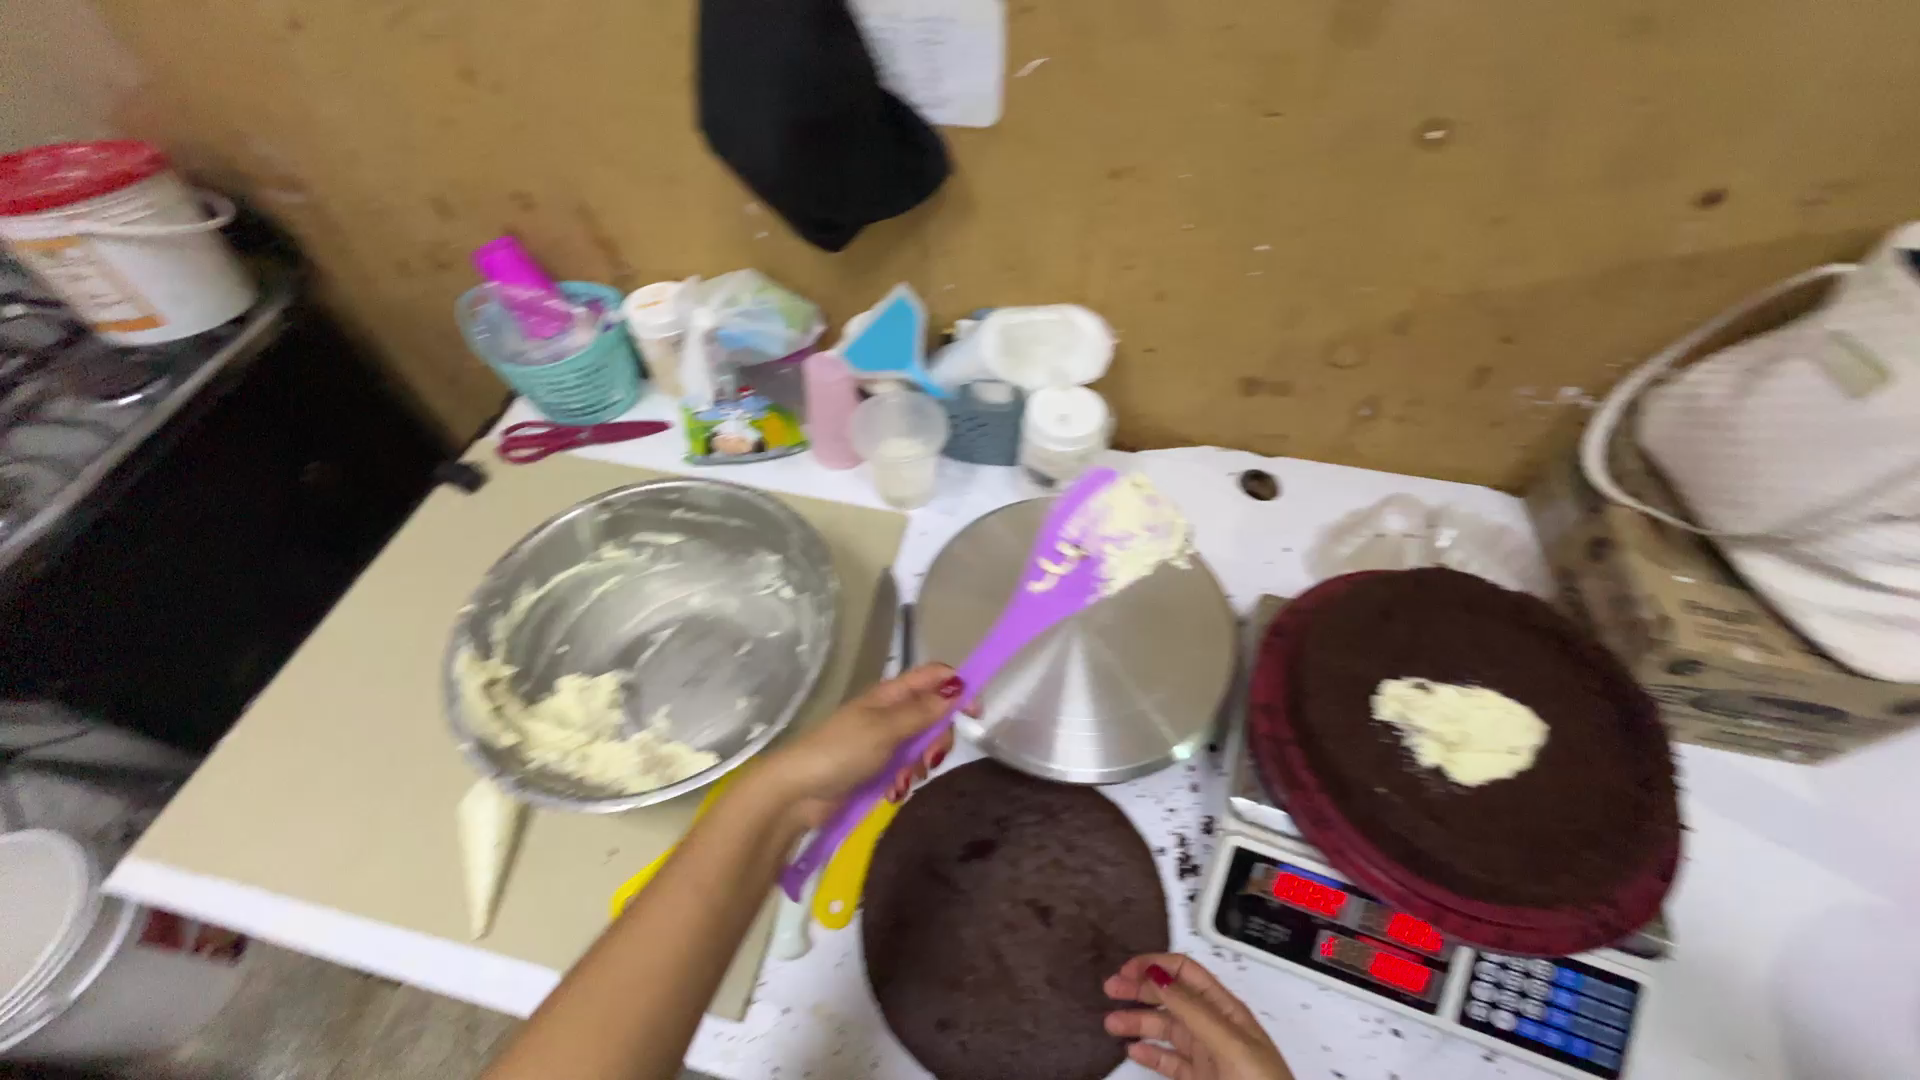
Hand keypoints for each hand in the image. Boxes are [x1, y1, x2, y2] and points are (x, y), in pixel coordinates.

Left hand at [751, 663, 961, 828]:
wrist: (797, 793)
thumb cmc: (840, 752)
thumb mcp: (886, 729)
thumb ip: (923, 711)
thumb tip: (959, 687)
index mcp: (890, 694)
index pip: (933, 677)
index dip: (957, 688)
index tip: (976, 714)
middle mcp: (889, 713)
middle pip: (934, 715)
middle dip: (938, 738)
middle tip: (930, 758)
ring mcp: (883, 741)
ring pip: (922, 746)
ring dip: (919, 765)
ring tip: (901, 781)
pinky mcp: (877, 768)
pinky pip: (906, 769)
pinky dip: (903, 780)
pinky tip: (891, 792)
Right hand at [1105, 954, 1293, 1079]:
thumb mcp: (1230, 1045)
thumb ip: (1193, 1010)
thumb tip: (1157, 974)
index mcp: (1225, 1009)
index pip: (1185, 972)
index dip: (1155, 965)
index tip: (1126, 971)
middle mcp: (1213, 1026)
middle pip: (1170, 997)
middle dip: (1140, 989)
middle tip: (1109, 990)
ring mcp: (1207, 1055)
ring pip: (1165, 1029)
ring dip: (1138, 1022)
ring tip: (1111, 1024)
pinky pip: (1170, 1061)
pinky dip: (1150, 1054)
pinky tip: (1133, 1051)